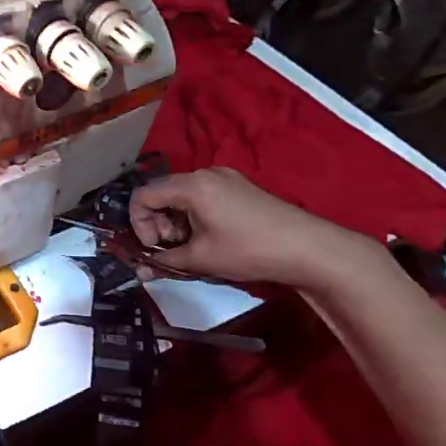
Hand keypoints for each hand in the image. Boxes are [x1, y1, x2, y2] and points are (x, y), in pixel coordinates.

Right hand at [130, 167, 381, 288]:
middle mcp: (204, 174)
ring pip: (180, 196)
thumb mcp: (200, 258)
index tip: (153, 247)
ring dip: (175, 222)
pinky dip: (193, 216)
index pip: (143, 195)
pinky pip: (200, 196)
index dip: (138, 223)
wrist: (307, 247)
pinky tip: (208, 238)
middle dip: (157, 223)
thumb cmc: (248, 250)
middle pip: (161, 193)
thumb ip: (164, 262)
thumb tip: (140, 272)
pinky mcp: (237, 187)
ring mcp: (224, 178)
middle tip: (172, 249)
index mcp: (191, 185)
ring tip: (191, 246)